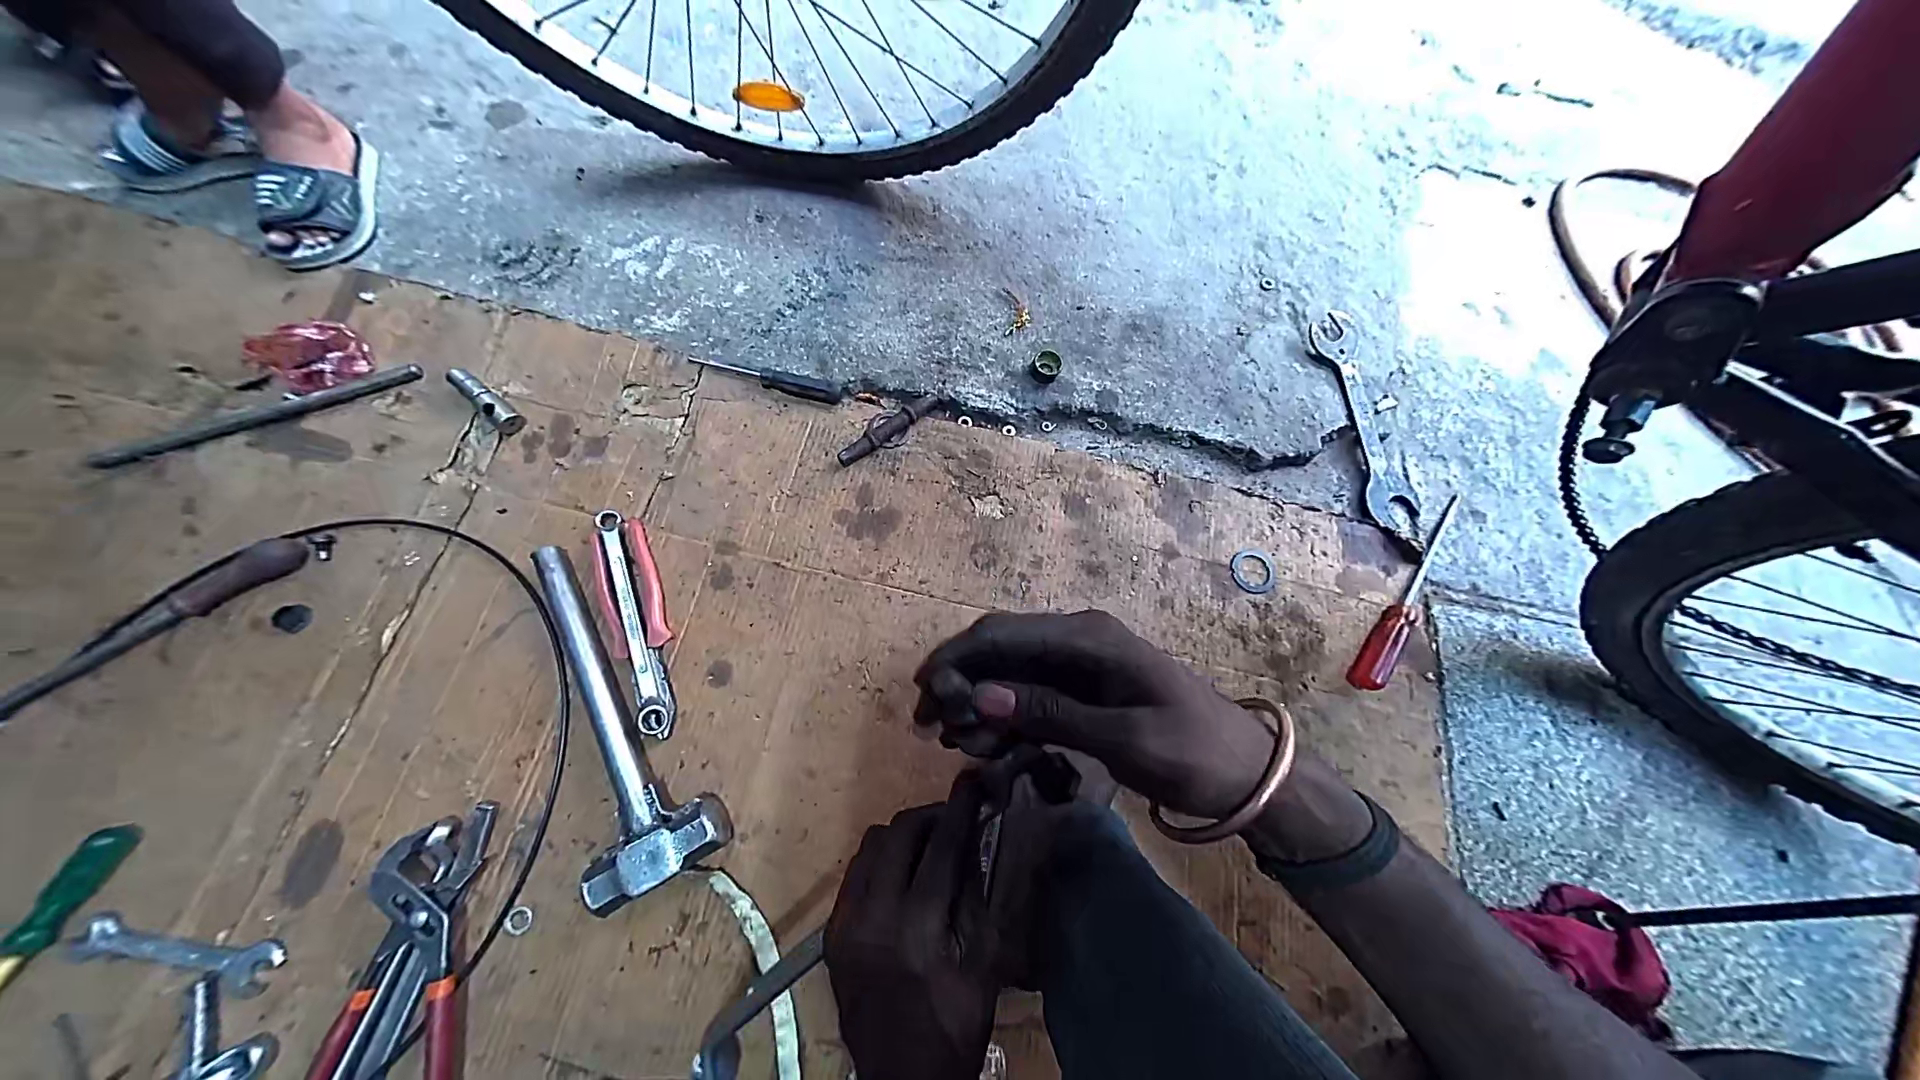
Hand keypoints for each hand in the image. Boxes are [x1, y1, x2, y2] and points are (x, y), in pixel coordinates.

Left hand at [825, 775, 998, 1079]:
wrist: (901, 1079)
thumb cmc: (955, 1024)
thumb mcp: (986, 964)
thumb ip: (982, 894)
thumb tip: (980, 837)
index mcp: (919, 928)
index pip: (942, 846)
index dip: (960, 807)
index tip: (972, 779)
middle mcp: (874, 916)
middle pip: (900, 832)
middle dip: (931, 816)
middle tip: (954, 820)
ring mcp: (846, 924)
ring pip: (872, 845)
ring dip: (904, 835)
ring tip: (928, 847)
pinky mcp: (832, 933)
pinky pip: (855, 872)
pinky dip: (881, 860)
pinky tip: (901, 875)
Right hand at [913, 610, 1279, 818]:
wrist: (1249, 775)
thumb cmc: (1195, 752)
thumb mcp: (1126, 739)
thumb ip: (1053, 714)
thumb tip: (981, 698)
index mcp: (1089, 637)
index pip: (1004, 633)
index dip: (956, 658)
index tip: (922, 692)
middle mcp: (1077, 642)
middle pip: (999, 649)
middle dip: (959, 682)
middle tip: (930, 726)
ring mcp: (1079, 667)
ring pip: (1008, 676)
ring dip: (977, 705)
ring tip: (956, 744)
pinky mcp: (1081, 694)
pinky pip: (1028, 699)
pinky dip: (1002, 720)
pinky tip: (985, 746)